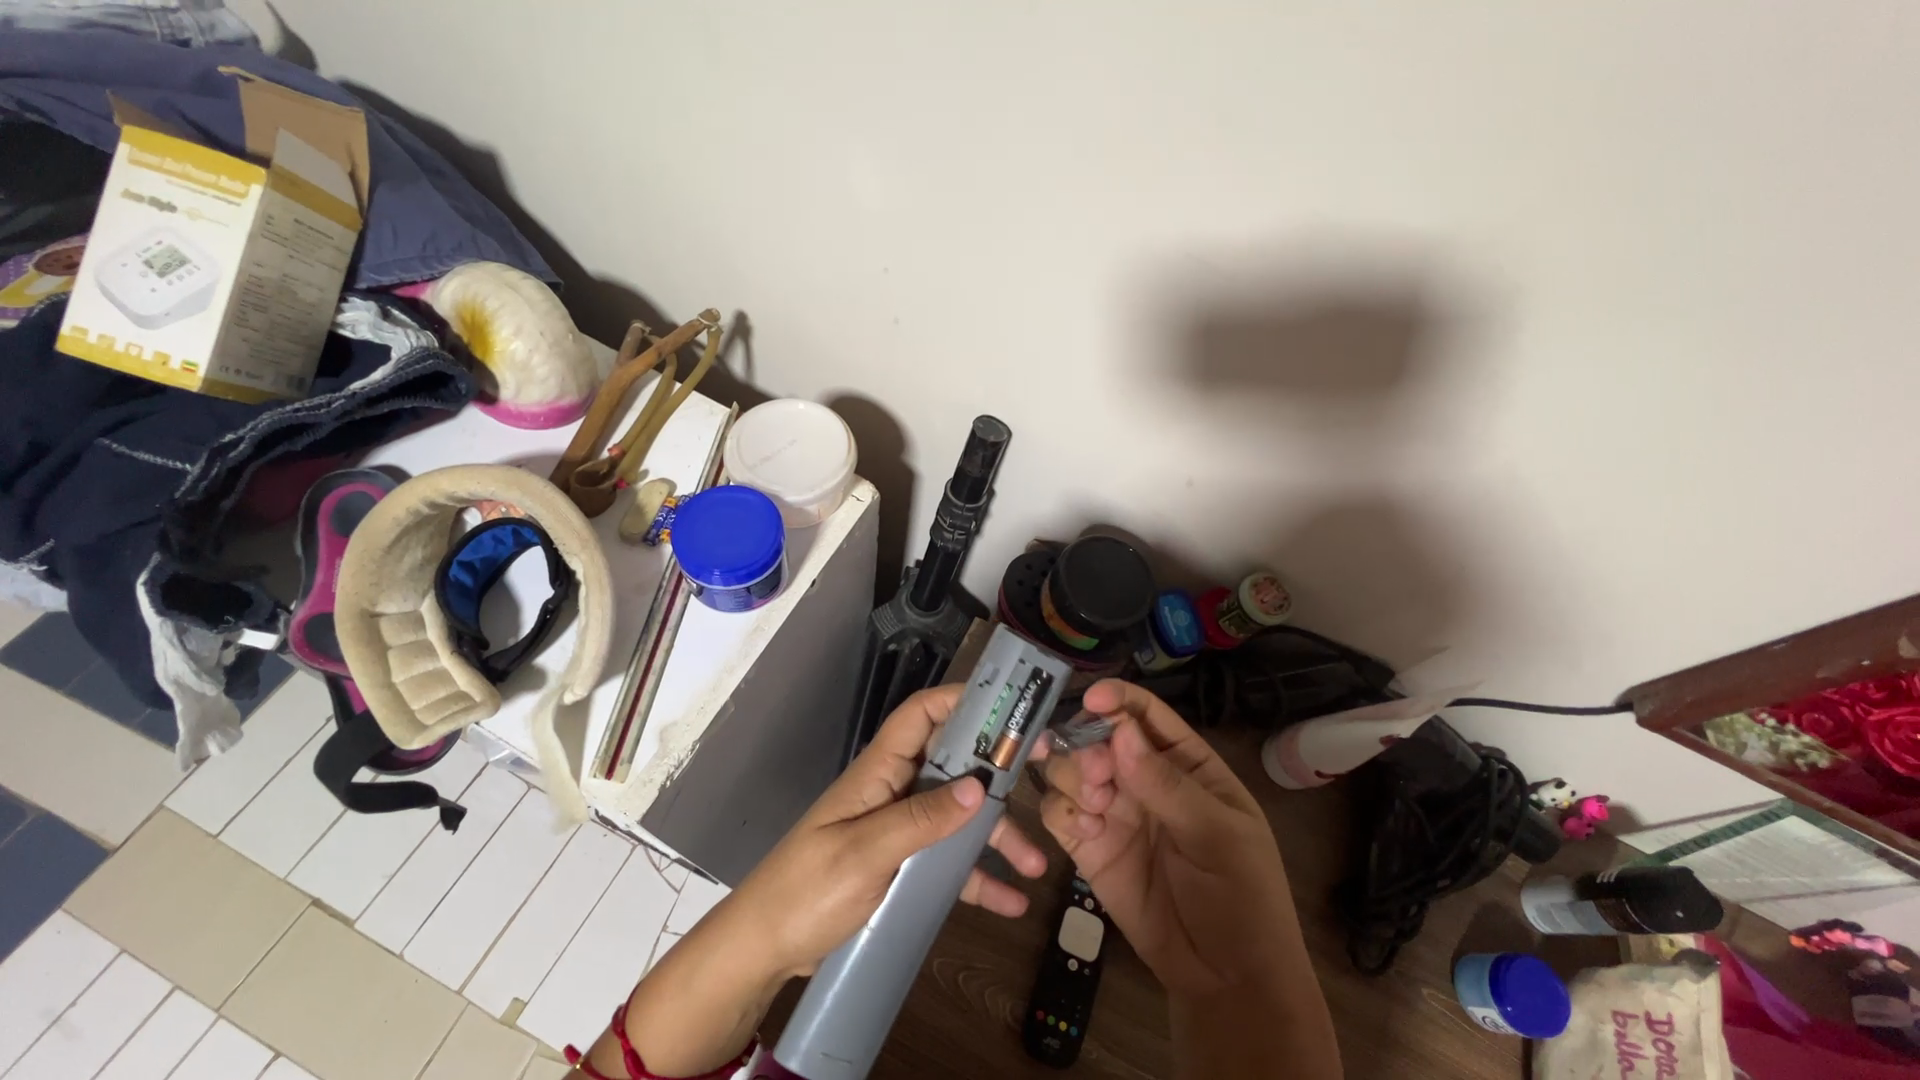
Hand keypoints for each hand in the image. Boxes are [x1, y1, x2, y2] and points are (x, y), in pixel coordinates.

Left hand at [726, 682, 1048, 979]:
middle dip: (999, 775)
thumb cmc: (805, 892)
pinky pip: (947, 864)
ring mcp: (898, 832)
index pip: (922, 715)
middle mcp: (894, 792)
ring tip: (1035, 865)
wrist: (763, 952)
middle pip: (954, 768)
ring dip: (996, 838)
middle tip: (1047, 778)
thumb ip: (920, 819)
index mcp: (879, 773)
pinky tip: (1009, 901)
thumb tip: (979, 785)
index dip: (963, 701)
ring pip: (958, 819)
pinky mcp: (900, 868)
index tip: (1012, 706)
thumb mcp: (864, 854)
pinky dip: (977, 878)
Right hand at [1040, 680, 1296, 997]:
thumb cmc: (1242, 896)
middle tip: (1097, 775)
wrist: (1226, 978)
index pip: (1147, 716)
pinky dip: (1062, 812)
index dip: (1118, 700)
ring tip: (1094, 806)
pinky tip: (1088, 834)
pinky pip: (1058, 812)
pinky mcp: (1088, 848)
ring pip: (1070, 769)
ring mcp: (1113, 812)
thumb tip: (1121, 730)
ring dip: (1072, 776)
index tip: (1093, 700)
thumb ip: (1168, 785)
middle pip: (1098, 737)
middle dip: (1088, 746)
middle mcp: (1143, 779)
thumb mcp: (1218, 836)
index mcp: (1186, 764)